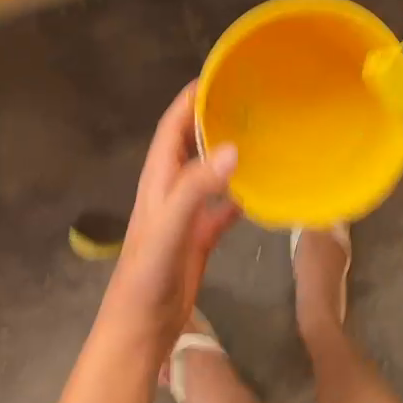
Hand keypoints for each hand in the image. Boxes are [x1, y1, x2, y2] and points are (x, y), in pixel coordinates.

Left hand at [100, 83, 239, 361]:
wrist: (140, 329)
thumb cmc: (148, 276)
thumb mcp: (170, 227)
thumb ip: (197, 188)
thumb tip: (232, 148)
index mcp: (158, 178)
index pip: (172, 125)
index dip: (191, 97)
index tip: (220, 73)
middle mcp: (171, 189)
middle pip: (191, 142)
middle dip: (213, 118)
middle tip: (251, 98)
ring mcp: (185, 214)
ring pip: (208, 172)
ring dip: (227, 153)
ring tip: (261, 135)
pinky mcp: (198, 238)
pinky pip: (222, 208)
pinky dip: (239, 195)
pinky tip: (262, 190)